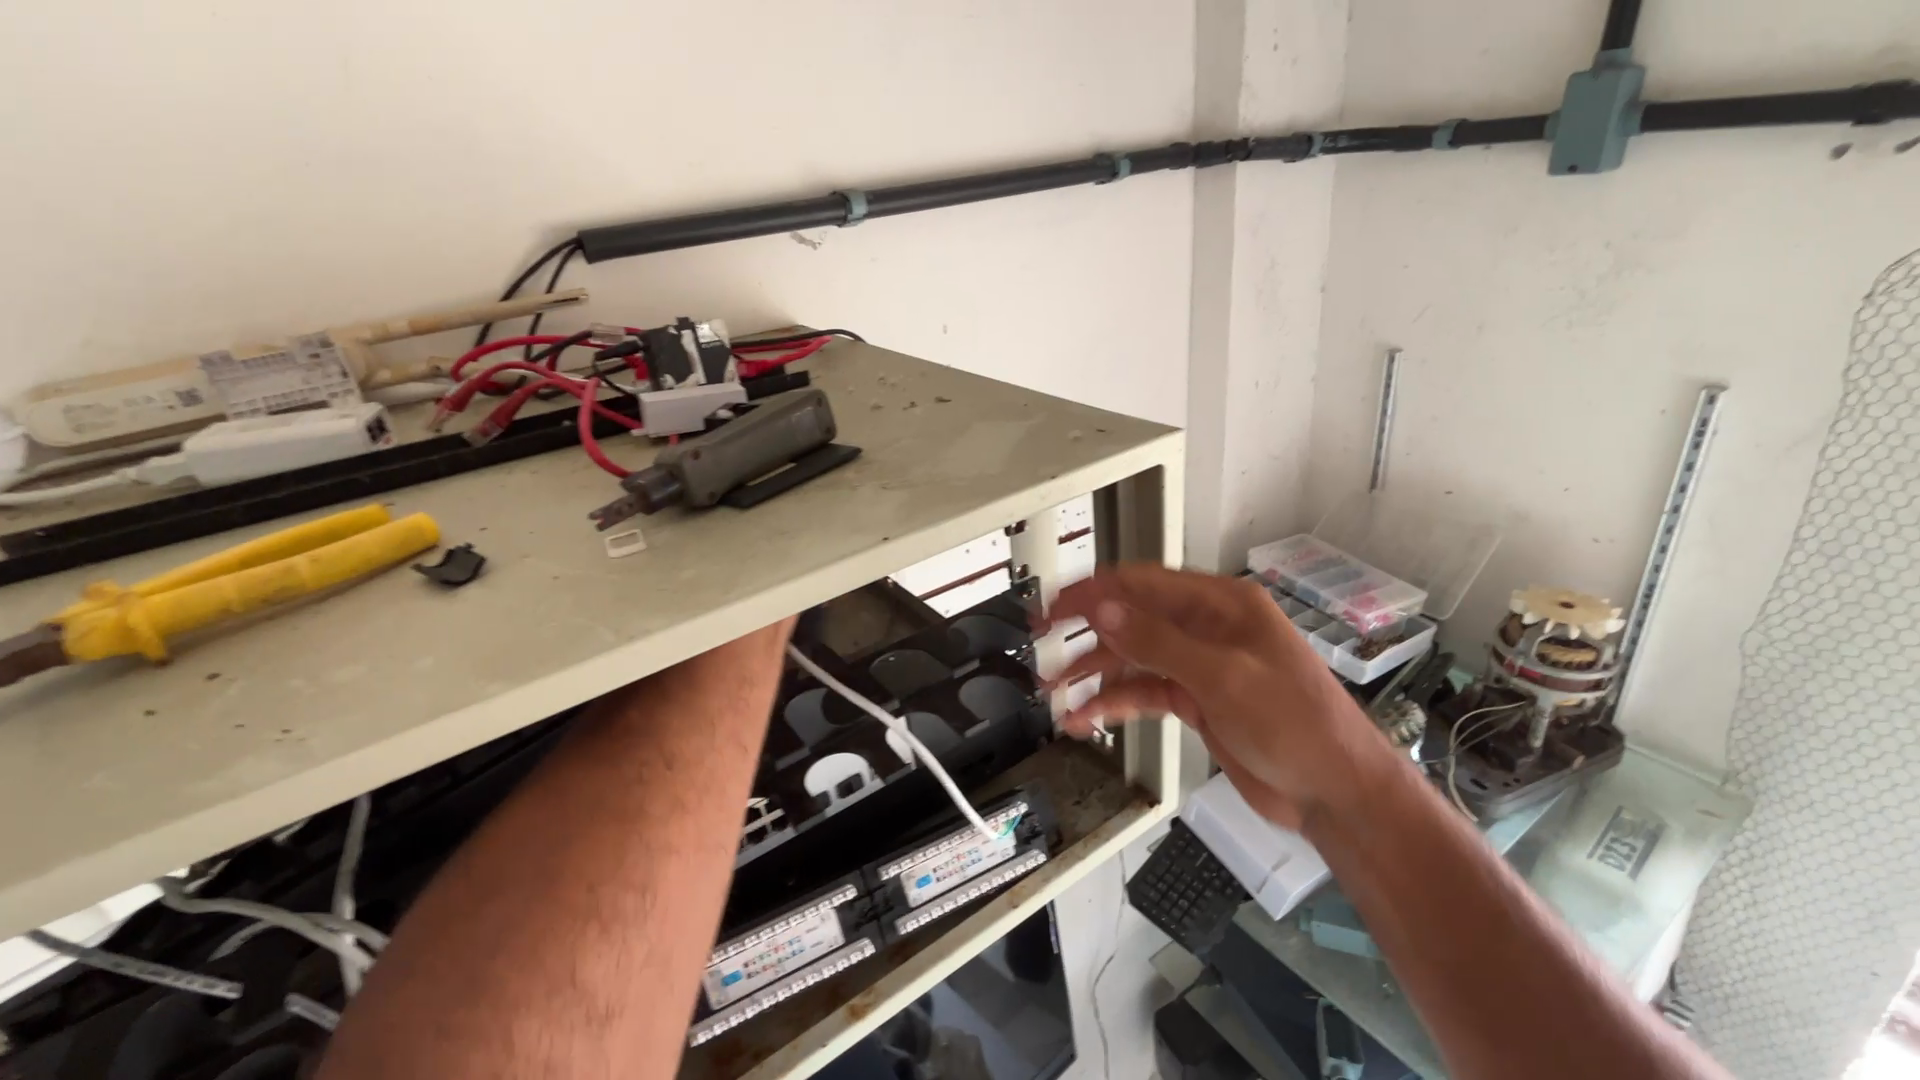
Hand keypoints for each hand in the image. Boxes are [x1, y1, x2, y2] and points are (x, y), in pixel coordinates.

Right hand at [1042, 564, 1391, 830]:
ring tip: (1055, 692)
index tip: (1051, 608)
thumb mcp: (1224, 678)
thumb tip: (1104, 610)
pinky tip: (1087, 720)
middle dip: (1084, 635)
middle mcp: (1206, 629)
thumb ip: (1158, 641)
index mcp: (1220, 605)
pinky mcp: (1196, 701)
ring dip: (1093, 674)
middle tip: (1043, 648)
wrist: (1335, 790)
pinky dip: (1113, 704)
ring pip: (1131, 659)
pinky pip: (1143, 694)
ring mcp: (1200, 666)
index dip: (1092, 593)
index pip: (1141, 584)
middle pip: (1131, 620)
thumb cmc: (1299, 726)